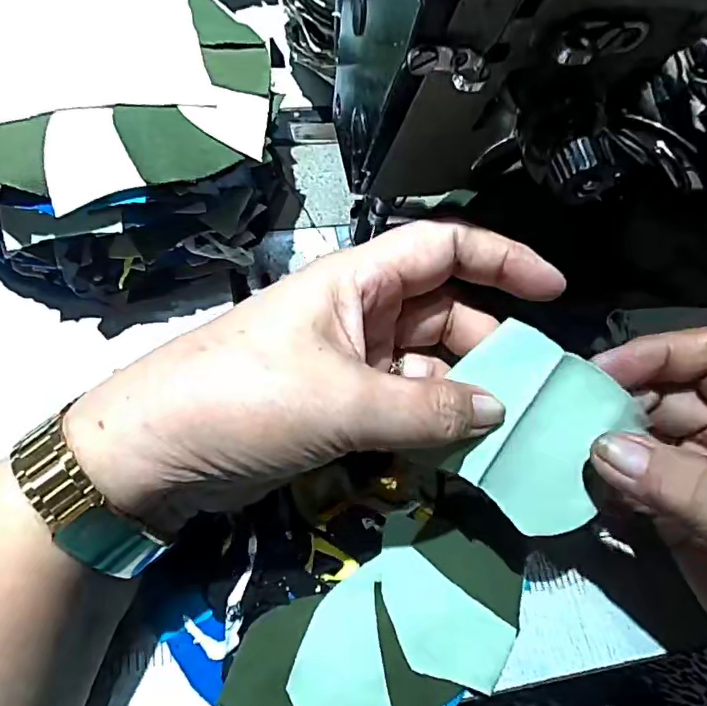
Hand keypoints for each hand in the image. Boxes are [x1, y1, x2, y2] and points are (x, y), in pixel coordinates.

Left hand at [64, 221, 564, 519]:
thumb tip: (498, 412)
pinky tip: (458, 455)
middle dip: (492, 348)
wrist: (152, 457)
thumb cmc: (242, 400)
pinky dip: (432, 428)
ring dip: (463, 397)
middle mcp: (361, 314)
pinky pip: (405, 408)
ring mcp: (352, 364)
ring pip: (429, 369)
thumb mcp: (341, 402)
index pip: (445, 249)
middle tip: (535, 391)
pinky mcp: (341, 407)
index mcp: (358, 282)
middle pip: (446, 316)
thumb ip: (426, 409)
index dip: (504, 261)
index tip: (554, 291)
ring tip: (503, 434)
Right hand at [586, 327, 706, 705]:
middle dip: (630, 403)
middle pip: (686, 399)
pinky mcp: (705, 541)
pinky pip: (652, 502)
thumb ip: (700, 497)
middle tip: (568, 420)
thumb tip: (603, 447)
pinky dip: (620, 497)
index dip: (667, 353)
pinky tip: (594, 502)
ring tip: (569, 462)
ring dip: (617, 452)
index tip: (602, 372)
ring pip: (661, 451)